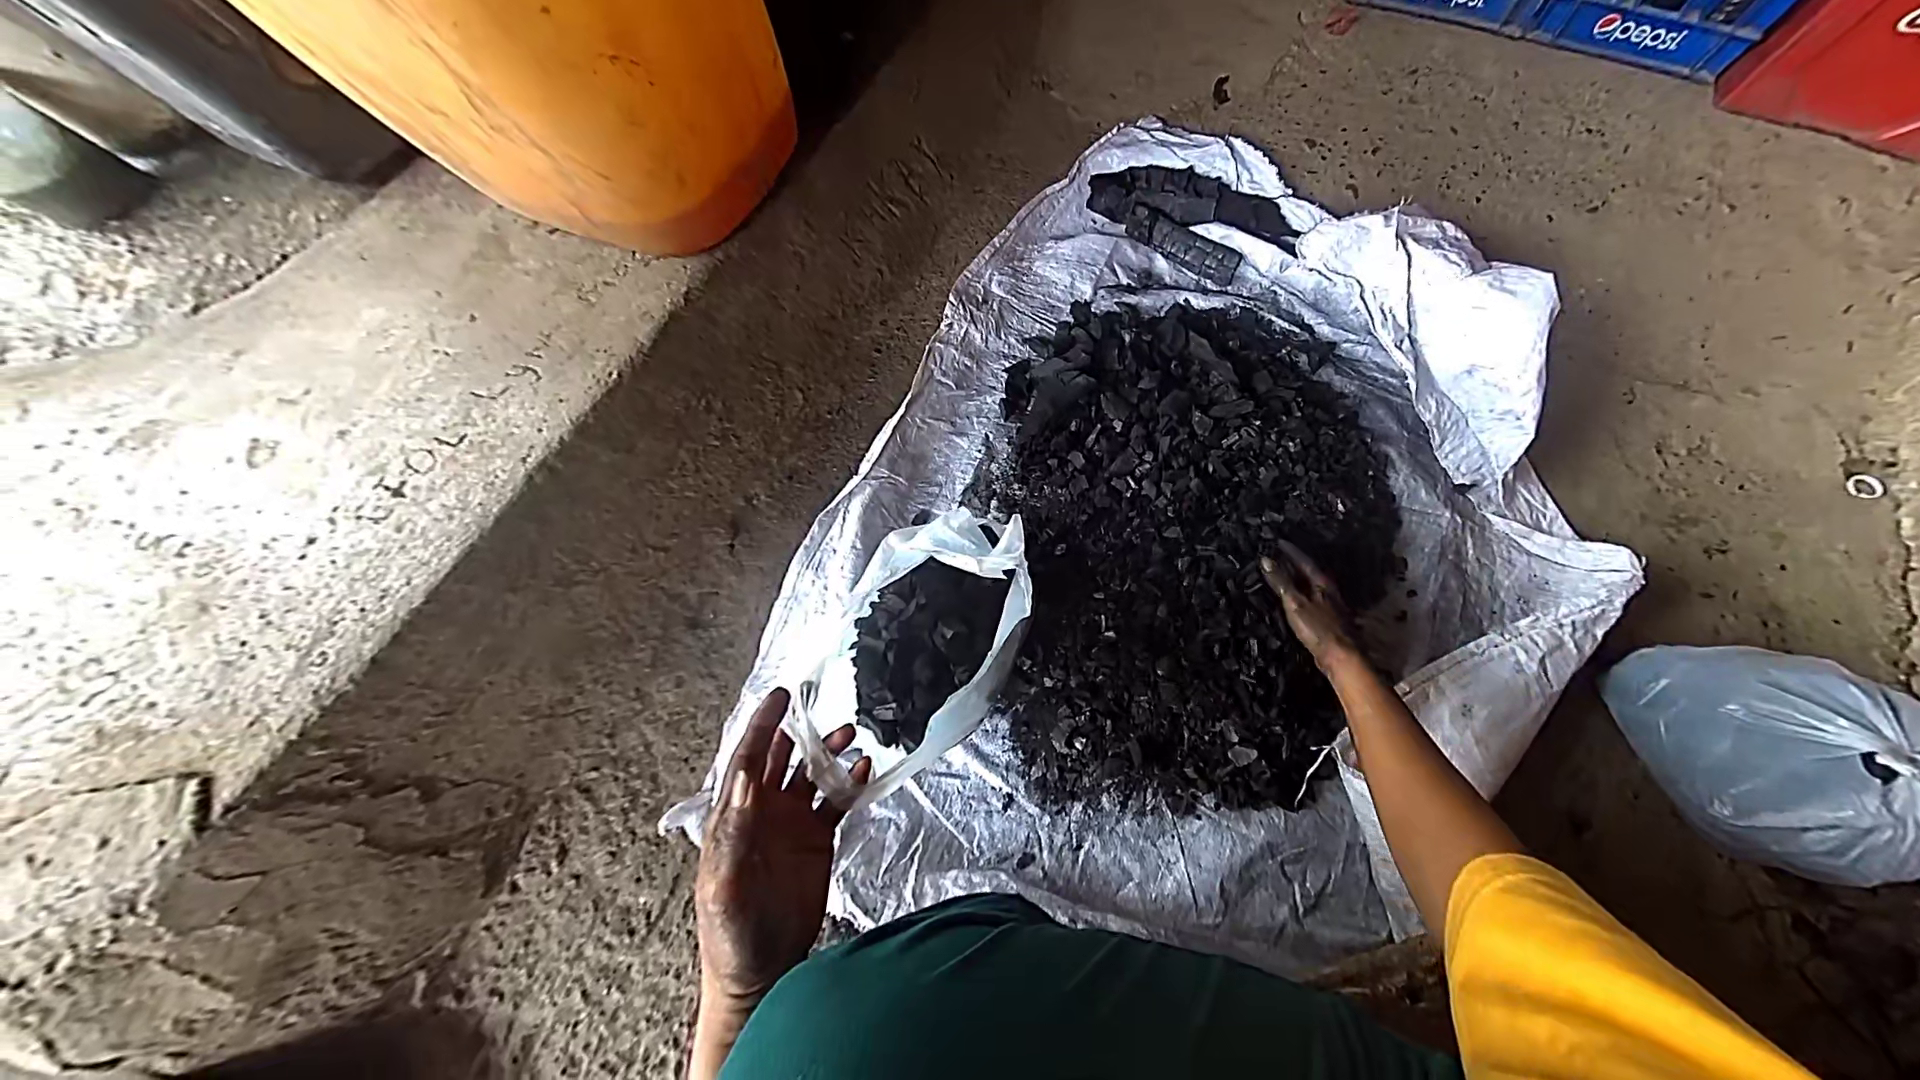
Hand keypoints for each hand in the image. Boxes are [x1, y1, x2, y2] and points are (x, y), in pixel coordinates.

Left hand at [695, 689, 871, 1012]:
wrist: (761, 968)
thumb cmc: (731, 930)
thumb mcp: (724, 883)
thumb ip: (735, 831)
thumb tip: (746, 779)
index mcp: (736, 814)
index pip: (748, 758)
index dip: (763, 726)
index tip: (779, 697)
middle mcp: (764, 811)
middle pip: (783, 758)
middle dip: (801, 732)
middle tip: (822, 709)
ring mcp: (792, 823)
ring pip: (812, 774)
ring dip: (829, 754)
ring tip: (849, 738)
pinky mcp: (816, 838)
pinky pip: (835, 801)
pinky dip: (849, 785)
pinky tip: (862, 773)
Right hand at [1260, 539, 1358, 667]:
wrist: (1341, 657)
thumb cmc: (1318, 629)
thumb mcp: (1295, 603)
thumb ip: (1281, 582)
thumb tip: (1266, 560)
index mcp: (1323, 584)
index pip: (1305, 561)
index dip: (1291, 552)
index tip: (1277, 542)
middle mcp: (1330, 591)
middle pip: (1310, 572)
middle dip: (1294, 563)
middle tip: (1278, 555)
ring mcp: (1331, 606)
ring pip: (1311, 585)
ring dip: (1297, 578)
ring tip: (1283, 573)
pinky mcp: (1328, 620)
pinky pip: (1310, 598)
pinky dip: (1300, 593)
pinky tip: (1294, 598)